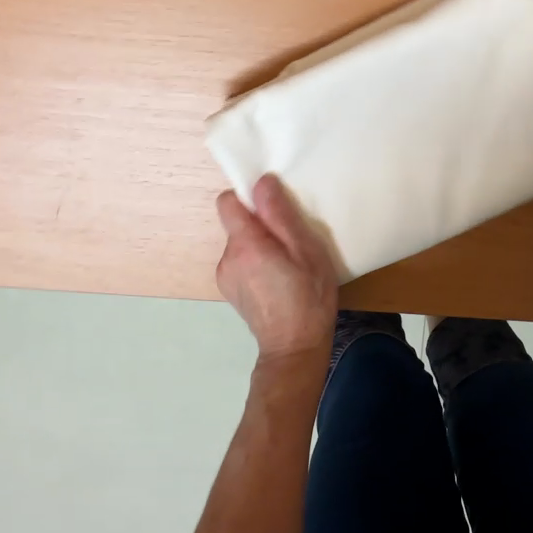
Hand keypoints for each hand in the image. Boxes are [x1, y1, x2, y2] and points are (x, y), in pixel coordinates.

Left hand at [214, 175, 338, 362]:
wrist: (294, 350)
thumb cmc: (308, 298)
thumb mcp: (305, 251)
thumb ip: (280, 216)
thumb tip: (262, 182)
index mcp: (245, 244)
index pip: (227, 201)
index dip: (248, 197)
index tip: (272, 206)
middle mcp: (227, 257)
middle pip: (236, 223)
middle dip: (261, 224)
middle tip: (290, 240)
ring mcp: (225, 276)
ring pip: (240, 243)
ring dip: (260, 244)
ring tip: (286, 262)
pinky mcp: (230, 290)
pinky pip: (241, 261)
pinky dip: (256, 262)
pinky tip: (277, 278)